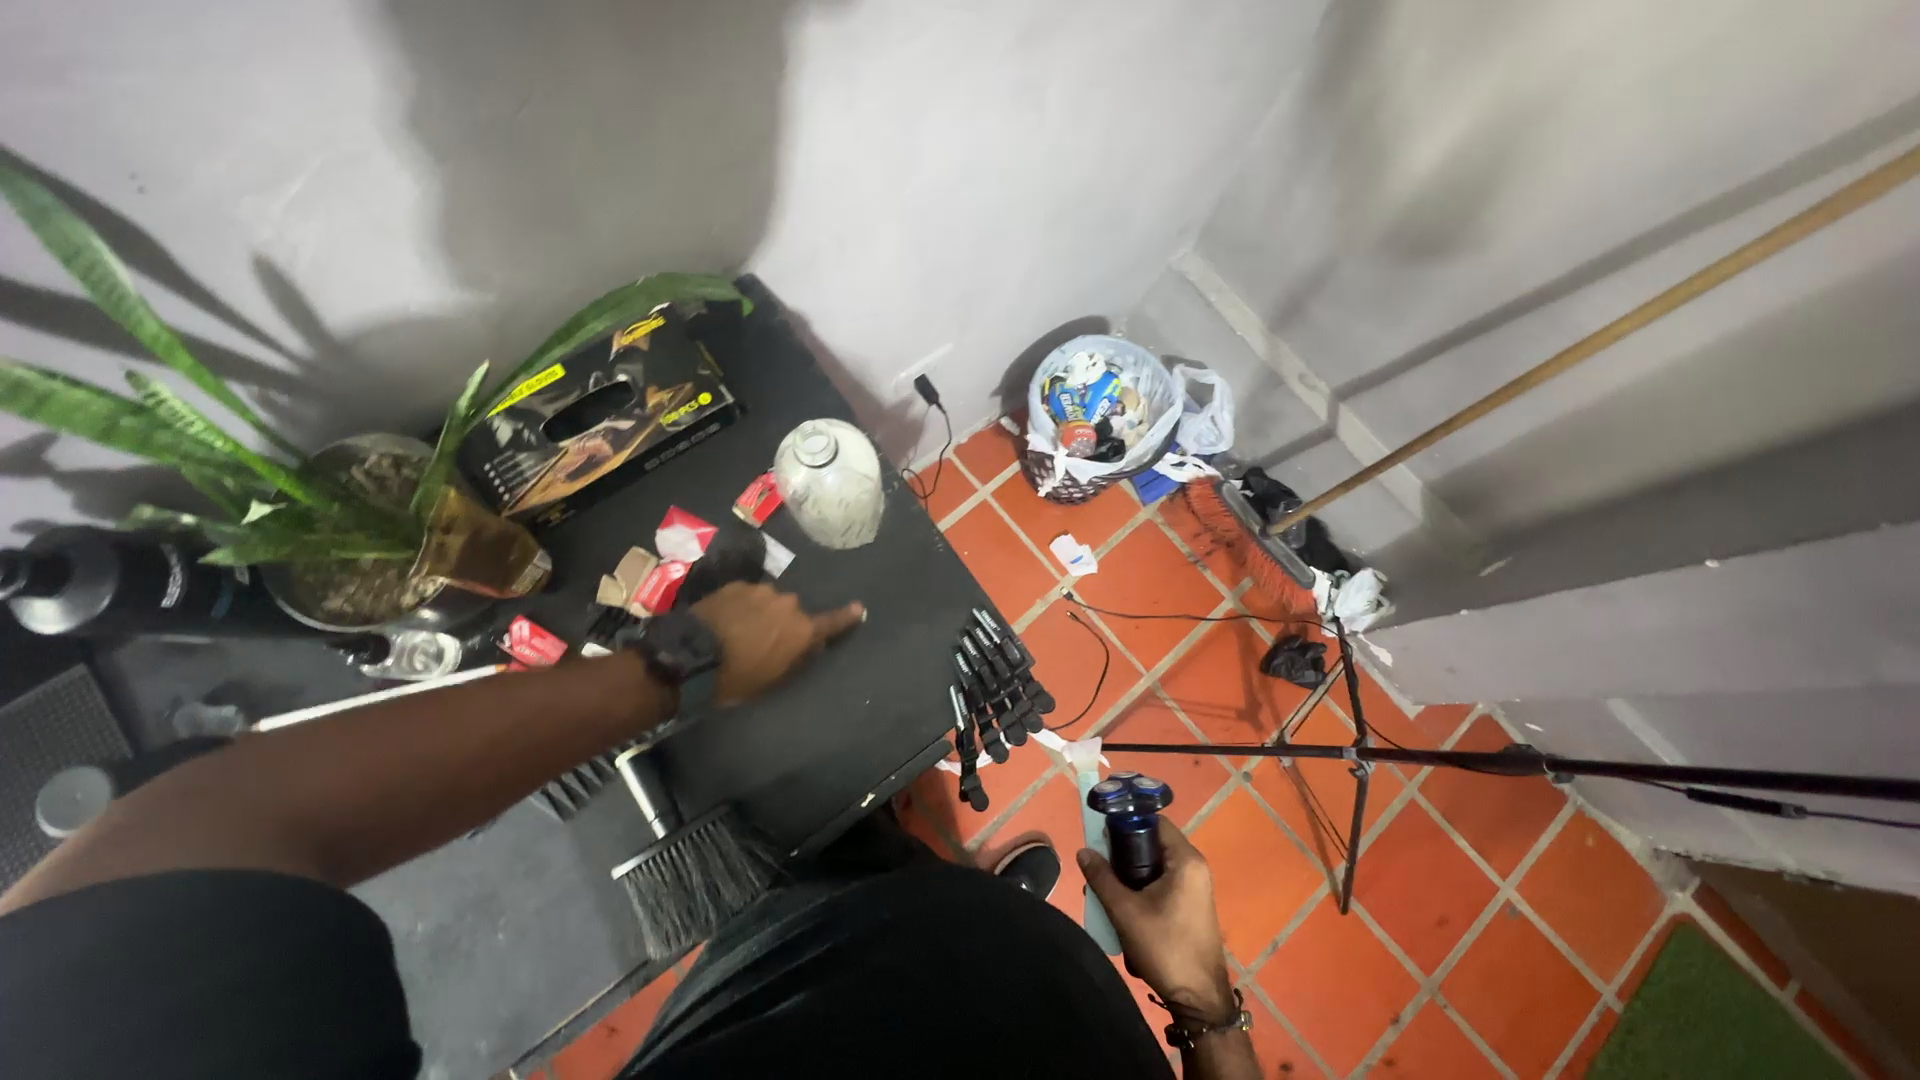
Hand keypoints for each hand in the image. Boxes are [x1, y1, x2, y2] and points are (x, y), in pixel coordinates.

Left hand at [688, 582, 865, 703]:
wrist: (692, 655)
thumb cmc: (738, 678)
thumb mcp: (773, 679)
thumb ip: (795, 658)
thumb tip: (807, 646)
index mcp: (802, 630)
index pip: (832, 623)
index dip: (847, 617)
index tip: (859, 608)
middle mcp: (788, 604)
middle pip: (794, 613)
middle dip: (785, 623)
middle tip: (767, 640)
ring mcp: (761, 591)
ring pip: (769, 602)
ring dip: (762, 613)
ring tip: (741, 630)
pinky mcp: (736, 585)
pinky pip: (747, 596)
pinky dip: (742, 606)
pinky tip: (727, 620)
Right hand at [1080, 819, 1233, 1015]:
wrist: (1198, 997)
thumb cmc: (1164, 947)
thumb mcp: (1125, 911)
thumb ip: (1101, 877)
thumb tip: (1083, 851)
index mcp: (1186, 860)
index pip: (1155, 821)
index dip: (1127, 822)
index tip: (1103, 833)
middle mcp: (1196, 867)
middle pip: (1154, 842)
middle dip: (1125, 850)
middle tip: (1101, 863)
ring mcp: (1197, 886)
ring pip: (1157, 864)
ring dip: (1132, 871)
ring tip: (1108, 888)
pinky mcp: (1193, 904)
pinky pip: (1165, 881)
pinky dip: (1144, 885)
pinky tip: (1126, 905)